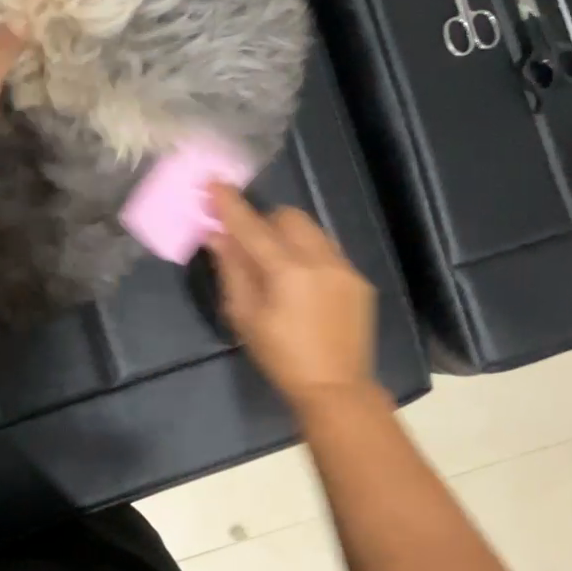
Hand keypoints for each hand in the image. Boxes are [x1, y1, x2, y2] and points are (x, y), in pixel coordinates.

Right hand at [208, 185, 377, 409]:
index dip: (230, 204)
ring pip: (311, 231)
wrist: (335, 387)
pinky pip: (327, 251)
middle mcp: (320, 260)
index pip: (252, 226)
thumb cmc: (279, 355)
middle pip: (289, 217)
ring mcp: (345, 269)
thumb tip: (216, 236)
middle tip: (246, 241)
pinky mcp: (359, 280)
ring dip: (286, 235)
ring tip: (273, 262)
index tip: (212, 182)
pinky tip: (299, 283)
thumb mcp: (244, 316)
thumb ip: (232, 270)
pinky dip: (306, 254)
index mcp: (287, 271)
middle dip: (264, 221)